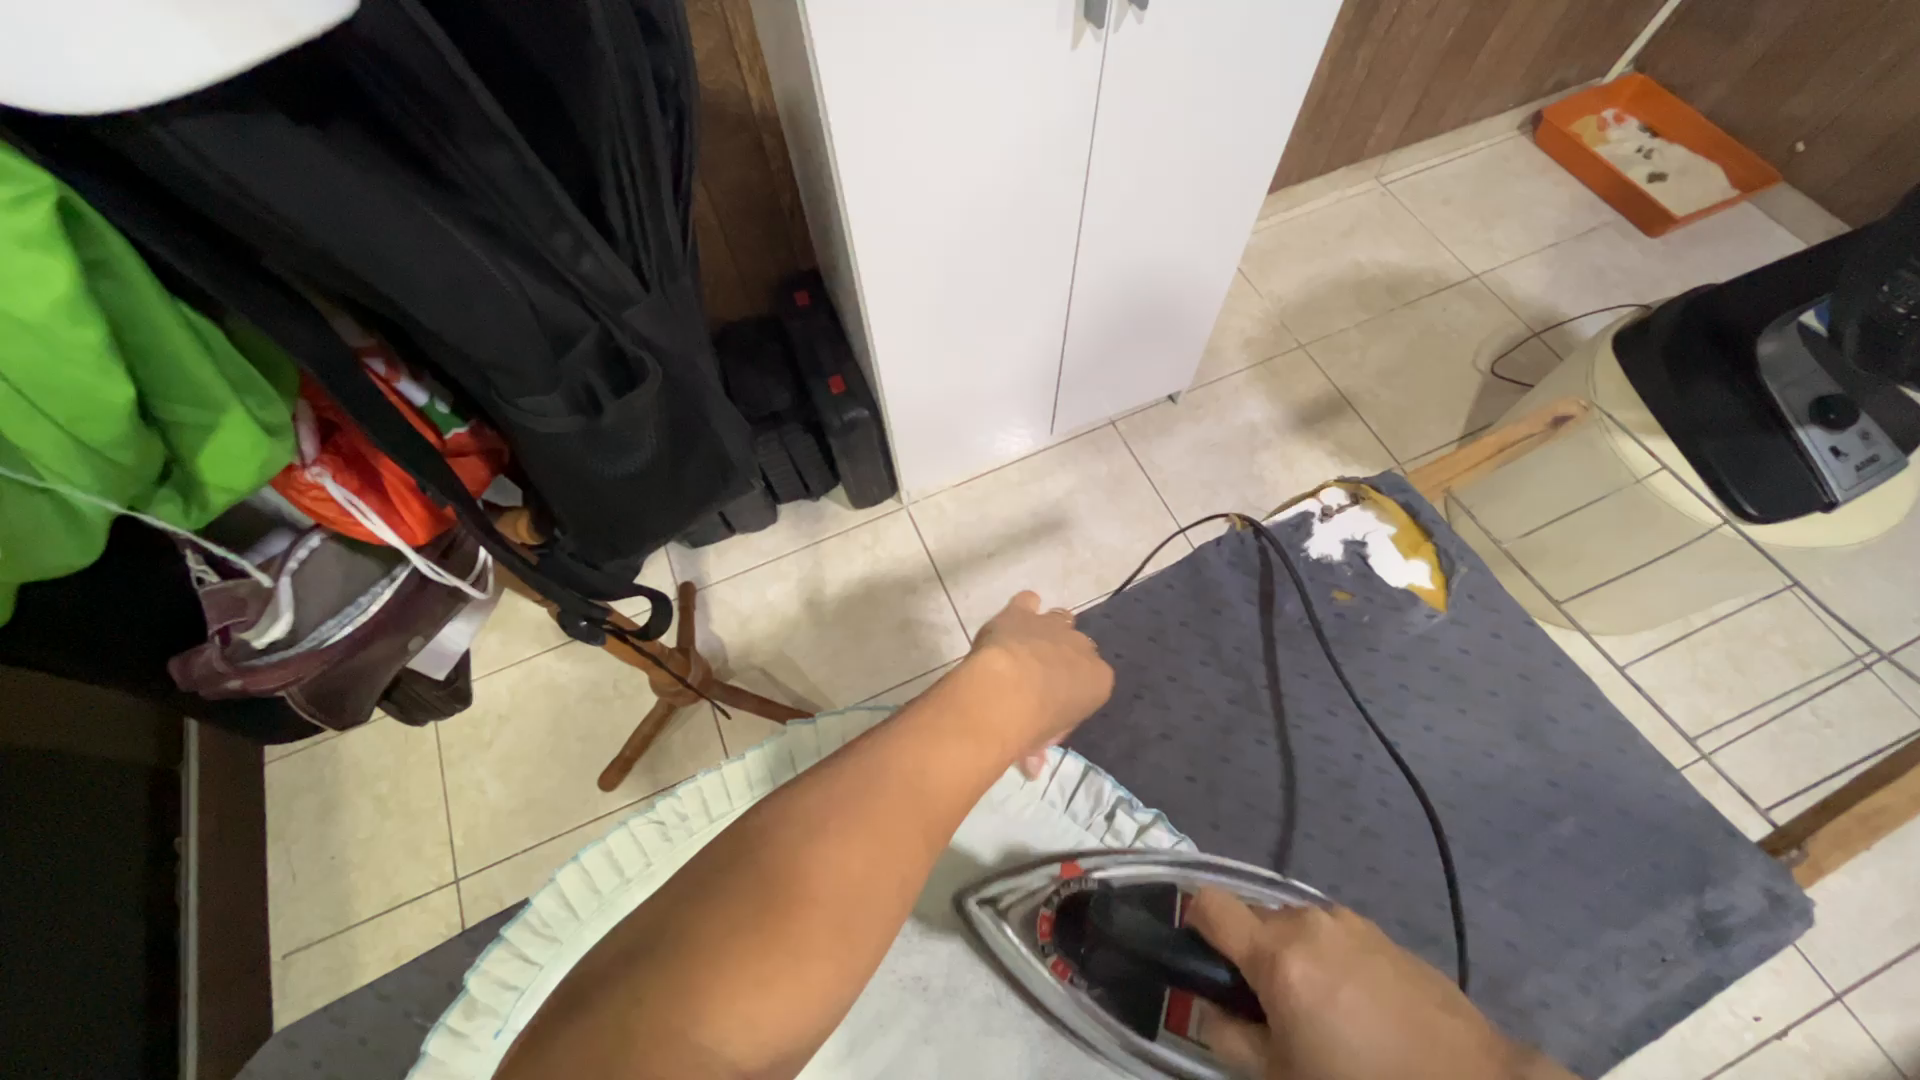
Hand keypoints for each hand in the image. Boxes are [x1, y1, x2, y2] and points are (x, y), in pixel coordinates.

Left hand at [959, 591, 1114, 776]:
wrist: (1007, 691)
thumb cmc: (1032, 725)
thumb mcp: (1043, 742)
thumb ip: (1040, 747)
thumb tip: (1031, 768)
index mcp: (1099, 682)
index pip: (1094, 681)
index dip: (1073, 690)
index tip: (1056, 702)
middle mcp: (1084, 648)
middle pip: (1080, 647)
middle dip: (1064, 658)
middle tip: (1040, 675)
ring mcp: (1053, 626)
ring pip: (1060, 619)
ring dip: (1048, 630)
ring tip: (1030, 644)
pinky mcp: (1022, 612)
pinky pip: (1028, 601)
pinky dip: (1023, 606)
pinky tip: (1014, 616)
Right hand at [1186, 890, 1571, 1079]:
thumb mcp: (1282, 1079)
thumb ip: (1230, 1037)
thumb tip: (1211, 1009)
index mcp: (1277, 953)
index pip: (1208, 904)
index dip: (1193, 927)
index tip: (1205, 966)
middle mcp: (1309, 922)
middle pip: (1252, 919)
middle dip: (1248, 956)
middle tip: (1268, 1012)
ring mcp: (1352, 924)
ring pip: (1294, 928)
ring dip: (1290, 959)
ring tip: (1319, 1016)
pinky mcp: (1385, 936)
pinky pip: (1334, 938)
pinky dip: (1328, 964)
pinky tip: (1358, 1014)